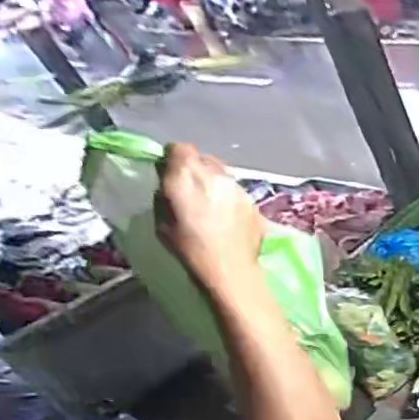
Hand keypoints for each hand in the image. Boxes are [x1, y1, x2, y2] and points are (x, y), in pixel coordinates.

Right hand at [157, 143, 264, 283]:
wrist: (232, 271)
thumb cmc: (190, 247)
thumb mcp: (162, 216)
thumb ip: (167, 190)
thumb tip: (170, 181)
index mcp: (188, 174)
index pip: (180, 148)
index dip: (175, 158)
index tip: (172, 171)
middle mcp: (217, 176)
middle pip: (206, 159)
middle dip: (198, 169)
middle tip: (193, 188)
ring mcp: (240, 190)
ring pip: (225, 176)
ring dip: (217, 184)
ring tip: (213, 204)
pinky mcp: (256, 206)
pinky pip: (240, 195)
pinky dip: (233, 200)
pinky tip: (230, 218)